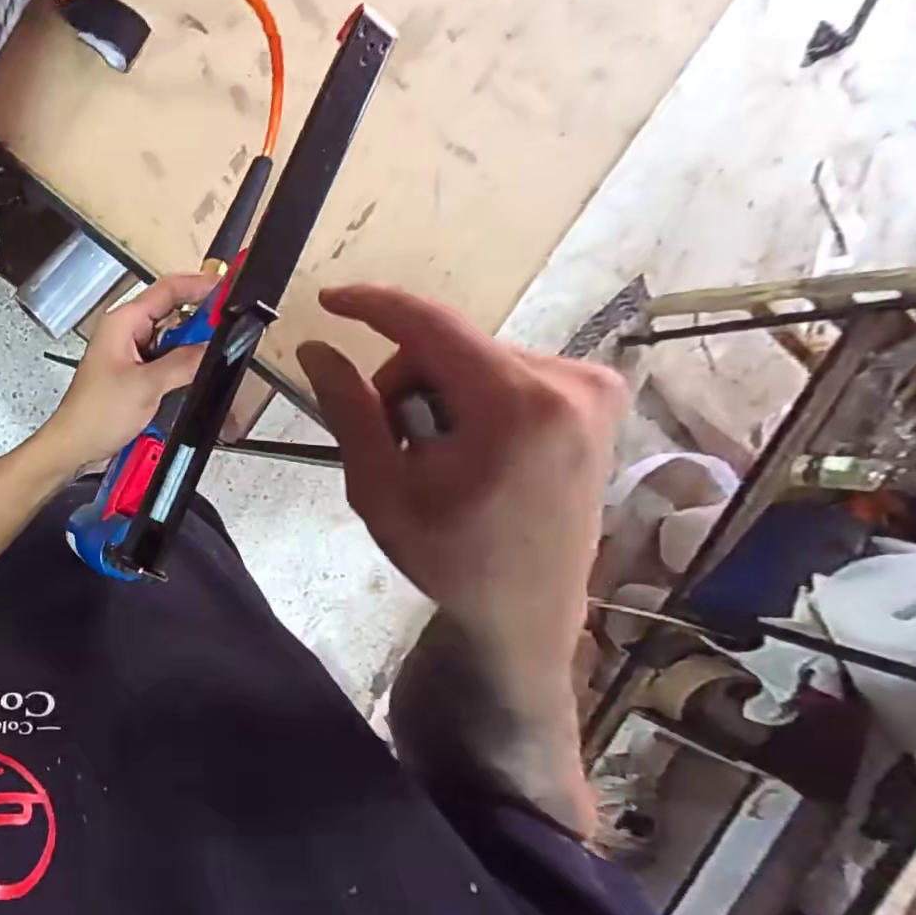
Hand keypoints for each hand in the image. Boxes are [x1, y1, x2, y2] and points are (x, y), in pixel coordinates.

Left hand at [34, 273, 215, 469]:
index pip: (168, 289)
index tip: (228, 289)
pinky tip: (198, 372)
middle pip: (172, 312)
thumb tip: (212, 349)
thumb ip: (184, 363)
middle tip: (230, 328)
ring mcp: (131, 353)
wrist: (75, 446)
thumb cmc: (96, 414)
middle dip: (201, 319)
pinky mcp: (136, 373)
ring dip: (192, 344)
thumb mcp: (146, 386)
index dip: (200, 285)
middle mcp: (127, 331)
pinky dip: (183, 363)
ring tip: (218, 351)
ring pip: (172, 338)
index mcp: (124, 322)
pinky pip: (166, 360)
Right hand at [298, 284, 622, 833]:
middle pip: (451, 347)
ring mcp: (592, 389)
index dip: (372, 305)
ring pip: (477, 359)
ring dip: (439, 394)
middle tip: (395, 445)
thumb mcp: (381, 488)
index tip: (329, 301)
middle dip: (406, 384)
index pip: (430, 325)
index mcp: (515, 405)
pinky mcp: (600, 400)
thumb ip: (350, 410)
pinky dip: (474, 398)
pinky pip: (508, 372)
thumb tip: (316, 349)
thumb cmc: (451, 558)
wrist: (528, 612)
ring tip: (436, 457)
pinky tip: (473, 448)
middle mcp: (568, 382)